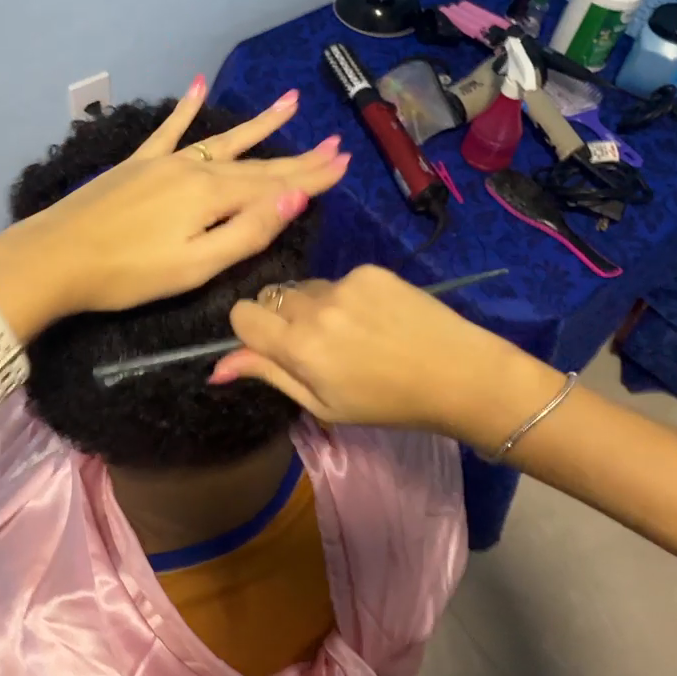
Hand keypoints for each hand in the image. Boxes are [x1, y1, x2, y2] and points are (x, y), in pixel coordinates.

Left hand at [0, 75, 350, 337]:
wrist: (55, 257)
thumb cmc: (127, 274)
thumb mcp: (194, 266)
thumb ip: (247, 232)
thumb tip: (295, 198)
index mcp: (211, 196)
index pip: (275, 186)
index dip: (312, 177)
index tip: (344, 162)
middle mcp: (194, 169)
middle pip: (256, 163)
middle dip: (298, 156)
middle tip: (335, 143)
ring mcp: (163, 161)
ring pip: (222, 140)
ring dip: (258, 124)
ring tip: (289, 101)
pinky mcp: (138, 163)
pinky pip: (170, 129)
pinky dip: (186, 108)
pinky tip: (198, 85)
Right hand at [213, 265, 559, 444]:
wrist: (459, 375)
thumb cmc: (388, 404)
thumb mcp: (323, 405)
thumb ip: (269, 376)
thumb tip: (217, 366)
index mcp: (300, 347)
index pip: (242, 314)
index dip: (249, 329)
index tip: (269, 345)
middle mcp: (315, 307)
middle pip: (271, 296)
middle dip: (282, 318)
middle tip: (316, 345)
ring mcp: (345, 283)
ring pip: (304, 287)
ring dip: (313, 306)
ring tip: (352, 333)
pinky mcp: (370, 270)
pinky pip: (338, 280)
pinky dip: (346, 297)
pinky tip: (376, 319)